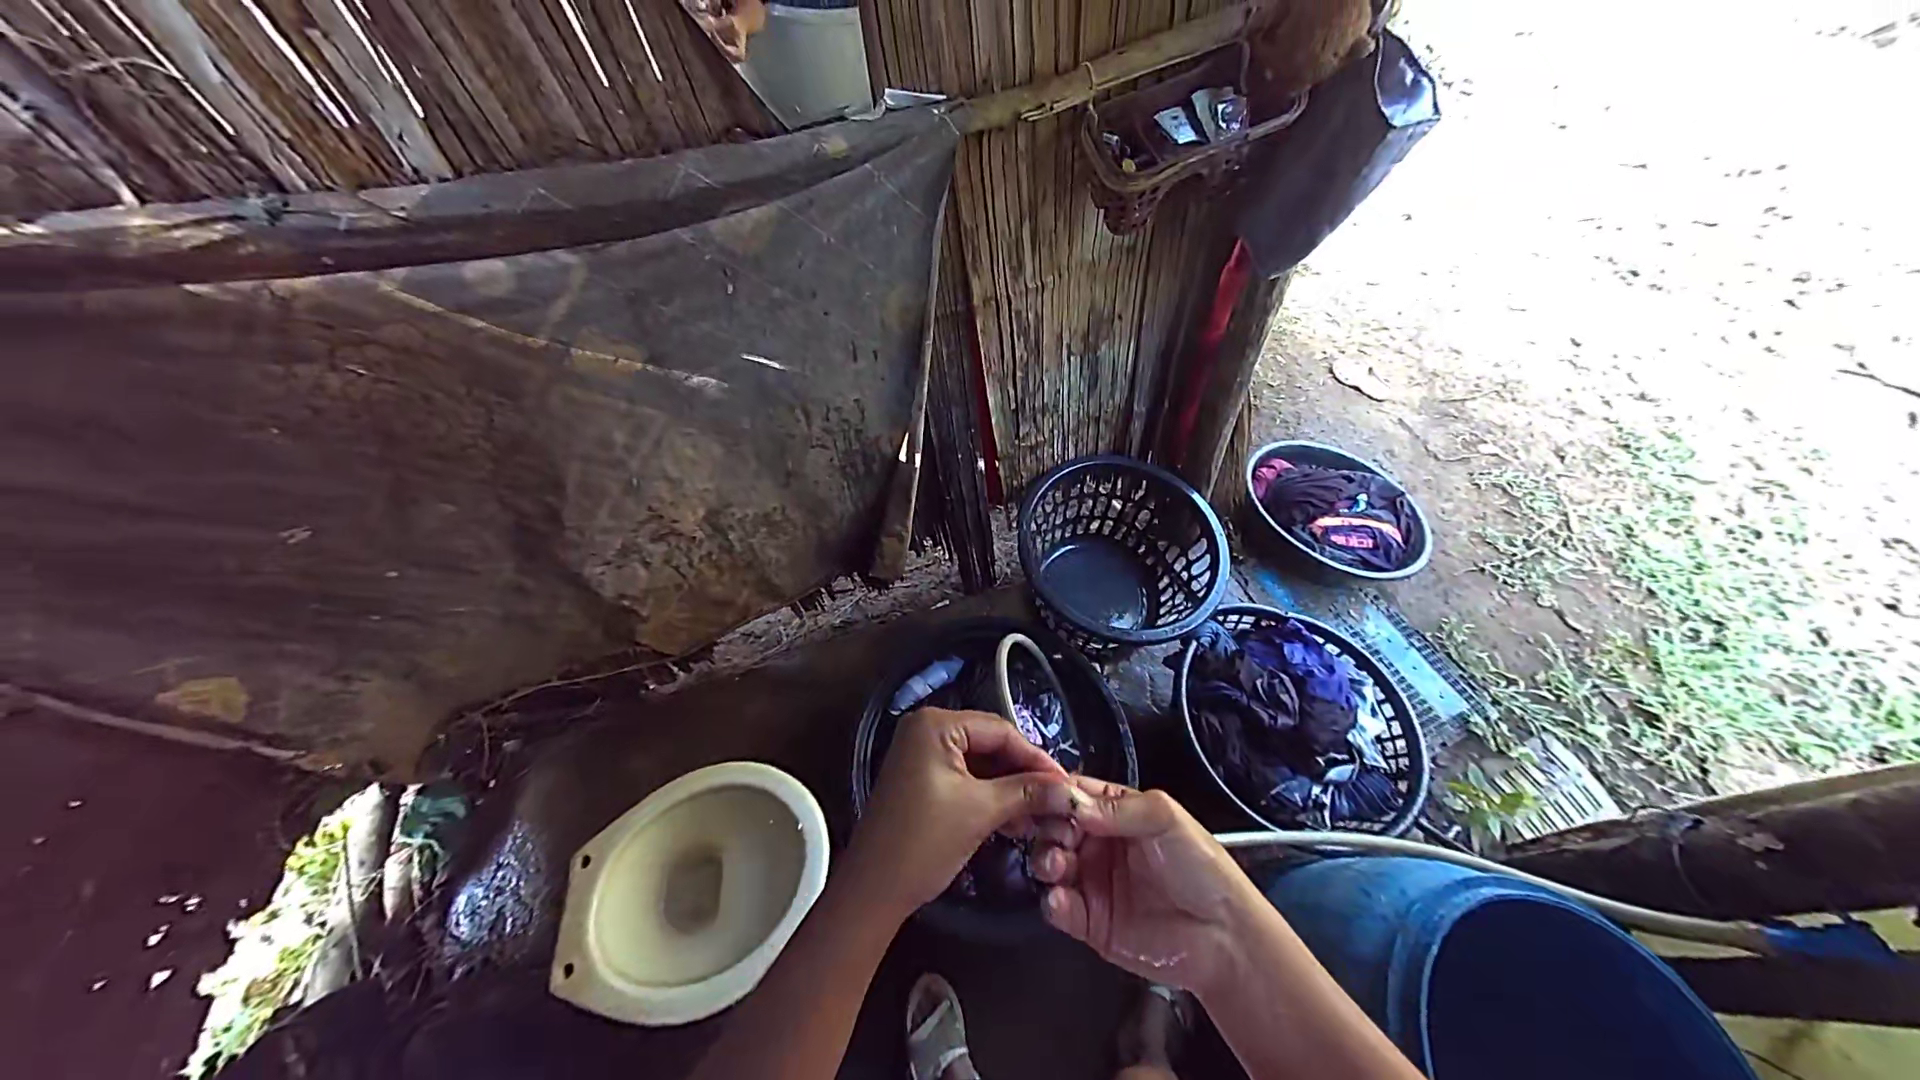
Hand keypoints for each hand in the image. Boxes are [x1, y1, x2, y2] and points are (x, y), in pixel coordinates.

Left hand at [848, 707, 1067, 920]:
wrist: (873, 889)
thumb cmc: (924, 842)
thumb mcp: (981, 811)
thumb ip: (1027, 792)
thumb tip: (1068, 788)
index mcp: (936, 724)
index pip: (1000, 730)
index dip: (1036, 757)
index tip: (1065, 782)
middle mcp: (926, 729)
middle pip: (990, 744)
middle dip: (1023, 773)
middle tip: (1055, 798)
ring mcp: (922, 754)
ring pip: (981, 763)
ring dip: (1009, 788)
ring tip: (1038, 815)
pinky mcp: (922, 778)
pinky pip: (965, 778)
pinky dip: (989, 796)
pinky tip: (1014, 820)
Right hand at [1030, 777, 1268, 996]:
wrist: (1225, 937)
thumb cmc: (1202, 867)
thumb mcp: (1165, 819)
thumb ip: (1117, 809)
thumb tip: (1073, 803)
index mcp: (1114, 811)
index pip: (1072, 793)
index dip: (1054, 793)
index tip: (1042, 797)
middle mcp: (1097, 842)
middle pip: (1053, 826)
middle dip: (1046, 827)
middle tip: (1056, 836)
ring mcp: (1091, 881)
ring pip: (1049, 863)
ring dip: (1045, 860)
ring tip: (1056, 865)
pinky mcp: (1089, 921)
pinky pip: (1058, 908)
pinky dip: (1052, 902)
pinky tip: (1060, 899)